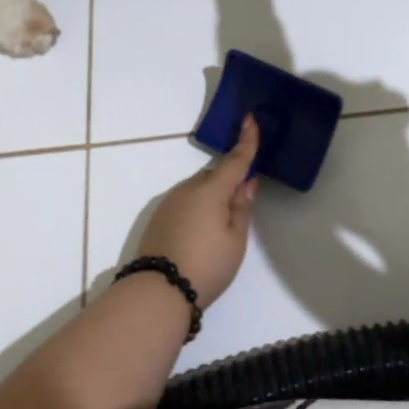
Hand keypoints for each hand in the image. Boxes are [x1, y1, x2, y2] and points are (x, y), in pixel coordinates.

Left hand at [134, 116, 260, 308]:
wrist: (158, 290)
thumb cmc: (206, 265)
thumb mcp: (235, 241)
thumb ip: (242, 208)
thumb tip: (246, 183)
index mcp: (212, 190)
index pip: (235, 159)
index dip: (246, 140)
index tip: (250, 118)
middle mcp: (188, 188)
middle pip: (215, 176)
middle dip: (228, 183)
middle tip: (239, 208)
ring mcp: (170, 202)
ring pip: (198, 191)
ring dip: (211, 199)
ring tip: (217, 232)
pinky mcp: (159, 216)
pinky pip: (185, 203)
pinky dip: (196, 209)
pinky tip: (198, 236)